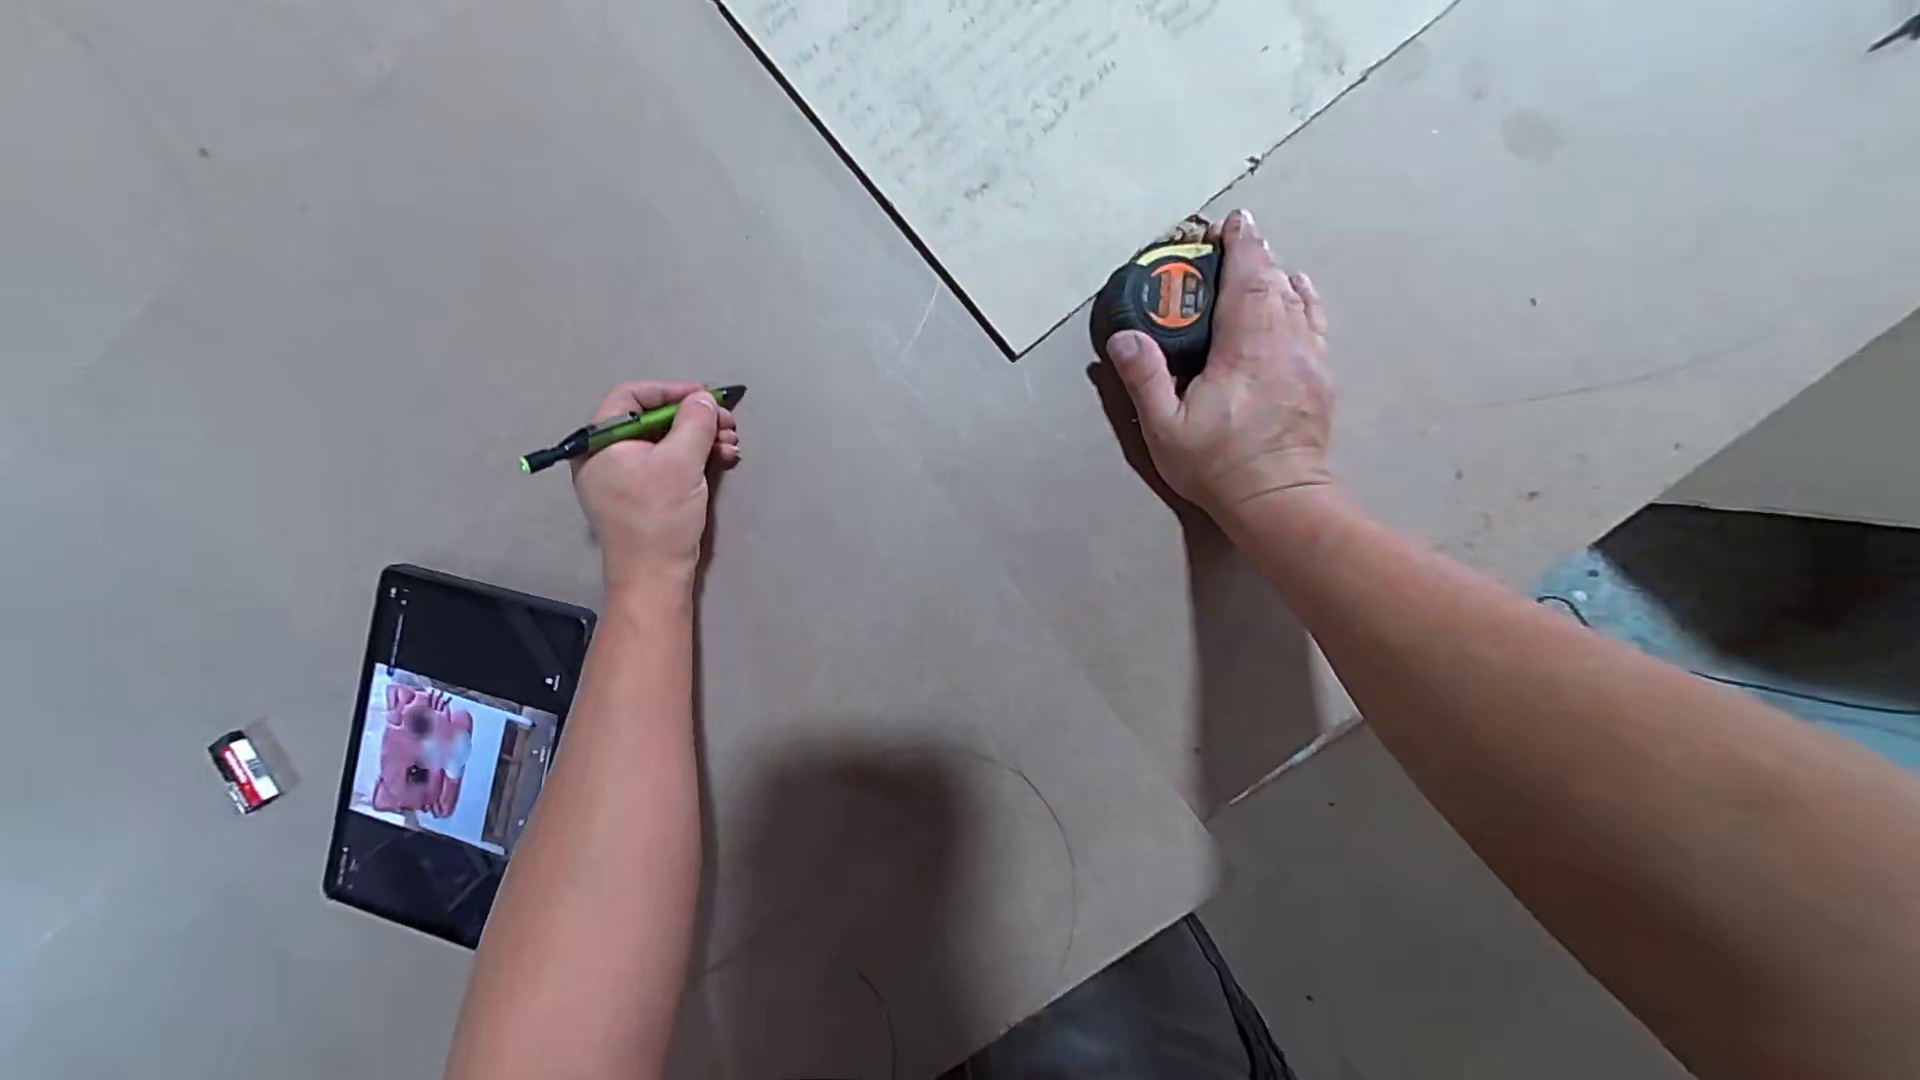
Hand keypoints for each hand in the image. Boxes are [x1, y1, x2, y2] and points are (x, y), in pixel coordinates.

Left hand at [571, 381, 739, 596]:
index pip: (632, 397)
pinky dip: (697, 457)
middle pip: (654, 419)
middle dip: (695, 418)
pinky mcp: (646, 495)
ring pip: (668, 442)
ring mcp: (627, 477)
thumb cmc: (659, 517)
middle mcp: (608, 455)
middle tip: (727, 423)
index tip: (706, 397)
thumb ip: (695, 422)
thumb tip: (705, 399)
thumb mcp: (681, 462)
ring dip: (703, 438)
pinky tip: (723, 458)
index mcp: (600, 442)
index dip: (671, 391)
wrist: (655, 575)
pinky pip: (671, 463)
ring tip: (731, 444)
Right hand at [1105, 209, 1332, 514]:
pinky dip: (1303, 299)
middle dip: (1256, 254)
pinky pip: (1315, 321)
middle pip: (1274, 282)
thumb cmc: (1218, 465)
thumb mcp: (1165, 429)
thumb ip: (1144, 379)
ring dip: (1278, 274)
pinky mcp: (1321, 377)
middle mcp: (1284, 342)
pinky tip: (1295, 294)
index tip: (1231, 222)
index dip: (1241, 246)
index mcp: (1245, 348)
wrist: (1278, 498)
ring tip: (1260, 264)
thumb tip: (1124, 338)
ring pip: (1298, 298)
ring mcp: (1309, 358)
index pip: (1247, 280)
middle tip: (1234, 240)